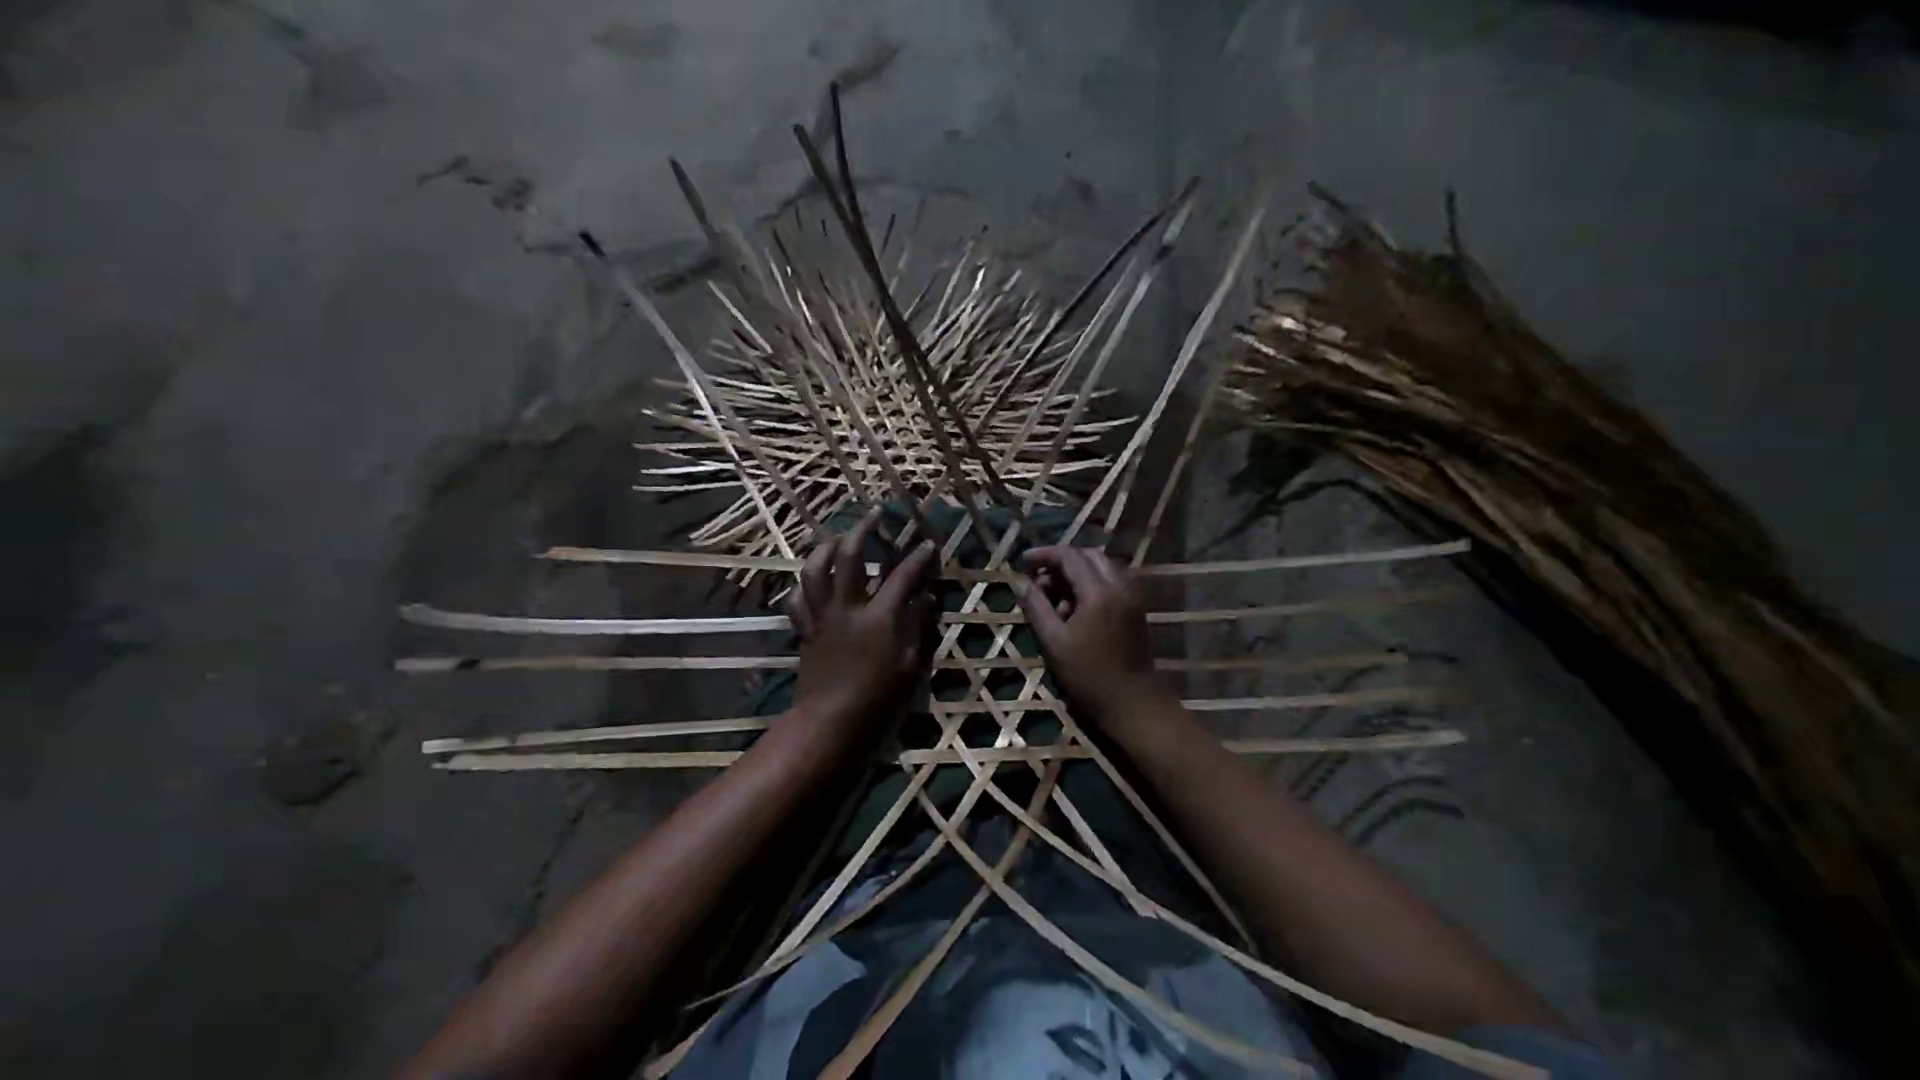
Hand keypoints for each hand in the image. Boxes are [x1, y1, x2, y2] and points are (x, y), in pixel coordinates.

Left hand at [789, 511, 937, 737]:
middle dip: (863, 530)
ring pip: (816, 570)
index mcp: (878, 618)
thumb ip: (918, 628)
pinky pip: (798, 599)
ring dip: (826, 548)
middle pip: (851, 557)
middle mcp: (848, 608)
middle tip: (873, 515)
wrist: (830, 719)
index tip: (928, 544)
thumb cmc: (877, 696)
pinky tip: (812, 580)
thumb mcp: (909, 665)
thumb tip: (929, 600)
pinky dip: (803, 585)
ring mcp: (822, 616)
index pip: (902, 578)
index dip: (918, 559)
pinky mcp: (806, 628)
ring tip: (837, 538)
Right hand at [1016, 545, 1175, 722]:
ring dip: (1077, 571)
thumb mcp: (1053, 642)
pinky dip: (1092, 582)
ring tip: (1055, 593)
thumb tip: (1024, 584)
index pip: (1070, 557)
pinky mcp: (1136, 608)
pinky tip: (1076, 604)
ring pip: (1103, 567)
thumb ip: (1037, 607)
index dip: (1044, 555)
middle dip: (1061, 561)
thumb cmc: (1088, 675)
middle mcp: (1119, 586)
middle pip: (1089, 555)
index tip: (1023, 562)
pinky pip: (1112, 581)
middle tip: (1039, 577)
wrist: (1132, 702)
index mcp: (1098, 592)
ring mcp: (1132, 596)